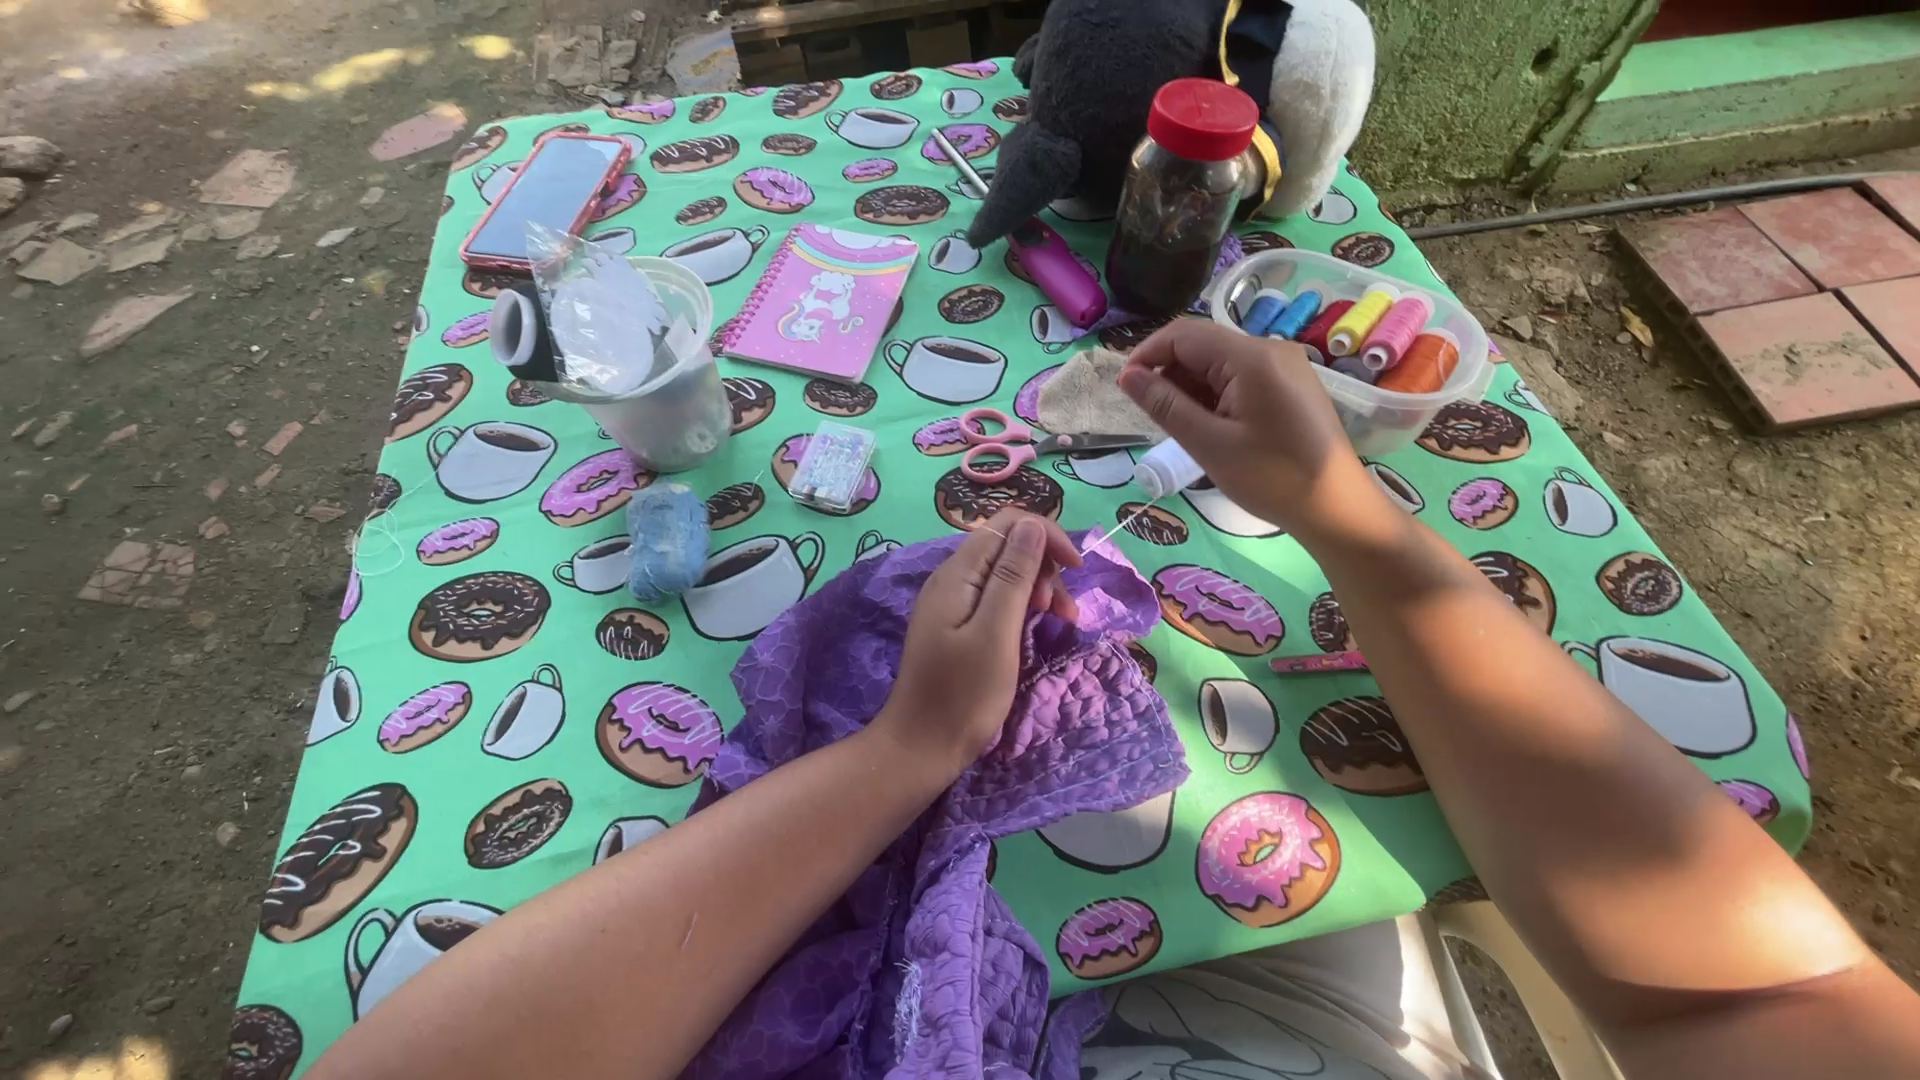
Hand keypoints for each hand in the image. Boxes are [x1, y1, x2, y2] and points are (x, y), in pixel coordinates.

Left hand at [870, 510, 1082, 777]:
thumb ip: (1013, 576)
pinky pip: (997, 598)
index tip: (1076, 570)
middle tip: (1061, 611)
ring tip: (1057, 622)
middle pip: (1009, 546)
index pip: (1007, 524)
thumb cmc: (962, 695)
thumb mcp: (996, 634)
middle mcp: (953, 579)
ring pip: (1007, 573)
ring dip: (1039, 588)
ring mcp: (954, 603)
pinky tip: (1036, 628)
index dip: (1046, 536)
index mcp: (957, 574)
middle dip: (1045, 567)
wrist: (921, 747)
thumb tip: (1031, 525)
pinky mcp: (959, 625)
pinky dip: (1023, 607)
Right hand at [1118, 319, 1385, 546]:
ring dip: (1190, 388)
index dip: (1146, 355)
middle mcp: (1269, 349)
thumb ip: (1164, 405)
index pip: (1183, 334)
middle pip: (1201, 345)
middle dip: (1169, 374)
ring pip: (1218, 363)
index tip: (1124, 390)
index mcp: (1251, 357)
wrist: (1336, 507)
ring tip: (1184, 429)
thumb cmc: (1270, 478)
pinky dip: (1214, 395)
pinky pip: (1239, 377)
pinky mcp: (1289, 385)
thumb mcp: (1208, 443)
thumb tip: (1126, 376)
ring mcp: (1283, 366)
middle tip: (1155, 419)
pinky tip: (1211, 428)